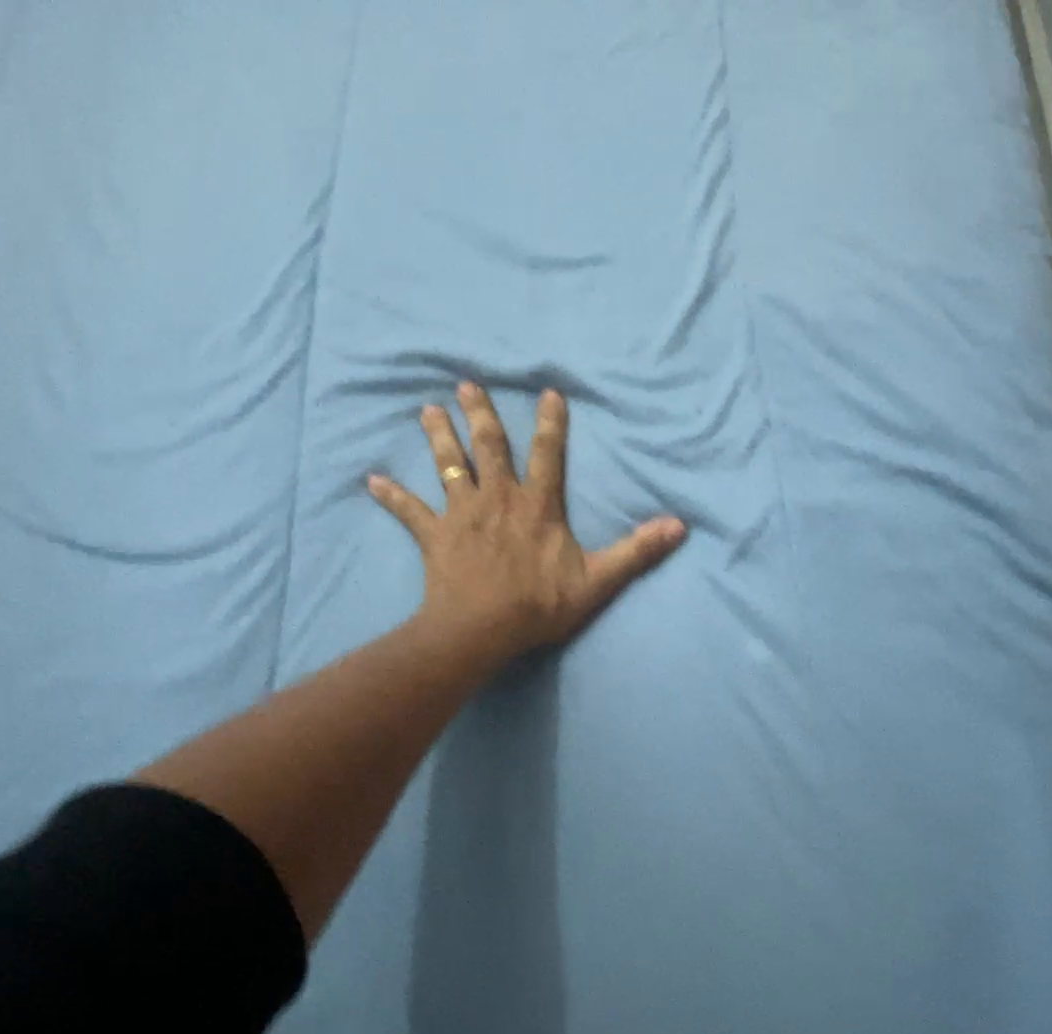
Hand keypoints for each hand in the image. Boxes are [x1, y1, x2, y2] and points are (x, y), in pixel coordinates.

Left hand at [367, 383, 686, 668]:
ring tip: (427, 410)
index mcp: (537, 504)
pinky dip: (392, 496)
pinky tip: (372, 480)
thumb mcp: (597, 580)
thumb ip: (636, 551)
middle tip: (466, 384)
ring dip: (438, 437)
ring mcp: (462, 514)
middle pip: (488, 446)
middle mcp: (498, 498)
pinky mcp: (434, 536)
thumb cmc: (539, 604)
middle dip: (479, 413)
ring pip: (448, 465)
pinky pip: (409, 512)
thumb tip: (679, 527)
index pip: (548, 453)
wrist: (480, 630)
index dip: (550, 422)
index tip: (548, 392)